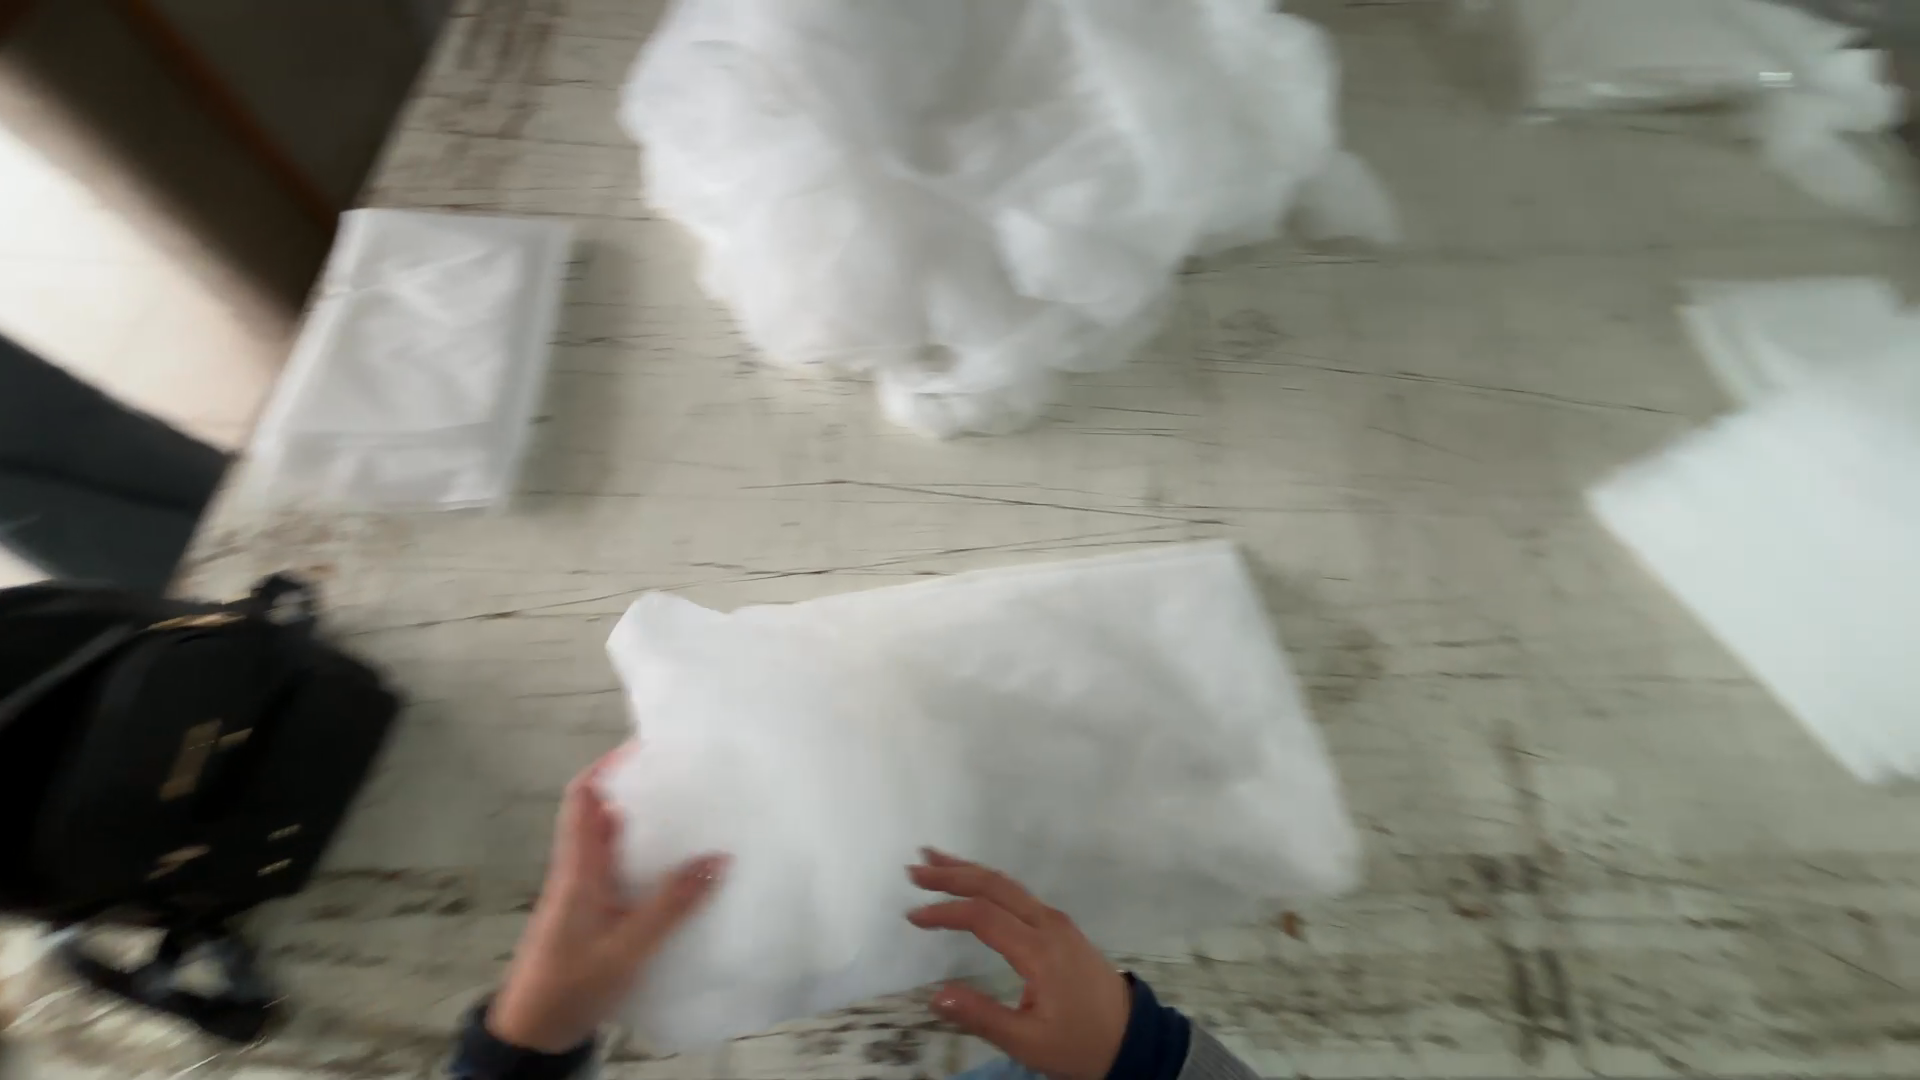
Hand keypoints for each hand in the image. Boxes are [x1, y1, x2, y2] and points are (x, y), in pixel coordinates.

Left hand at [488, 745, 728, 1052]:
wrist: (532, 1038)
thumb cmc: (570, 984)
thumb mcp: (627, 947)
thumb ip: (672, 904)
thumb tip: (719, 857)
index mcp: (578, 866)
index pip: (583, 798)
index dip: (608, 767)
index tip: (647, 747)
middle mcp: (581, 870)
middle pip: (608, 813)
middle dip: (645, 791)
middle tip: (690, 778)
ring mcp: (589, 892)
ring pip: (620, 843)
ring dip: (653, 826)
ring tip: (699, 813)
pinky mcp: (599, 913)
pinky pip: (628, 871)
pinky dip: (654, 859)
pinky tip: (687, 867)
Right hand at [907, 850, 1129, 1079]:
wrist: (1133, 1039)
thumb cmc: (1080, 1045)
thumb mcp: (1029, 1043)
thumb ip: (982, 1016)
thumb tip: (935, 996)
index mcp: (1039, 950)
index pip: (983, 917)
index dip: (946, 911)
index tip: (913, 916)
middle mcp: (1047, 922)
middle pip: (994, 885)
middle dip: (952, 873)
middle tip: (915, 868)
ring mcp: (1055, 919)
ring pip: (1006, 883)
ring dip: (968, 870)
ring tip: (933, 860)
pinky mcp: (1058, 924)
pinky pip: (1016, 892)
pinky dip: (986, 881)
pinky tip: (970, 881)